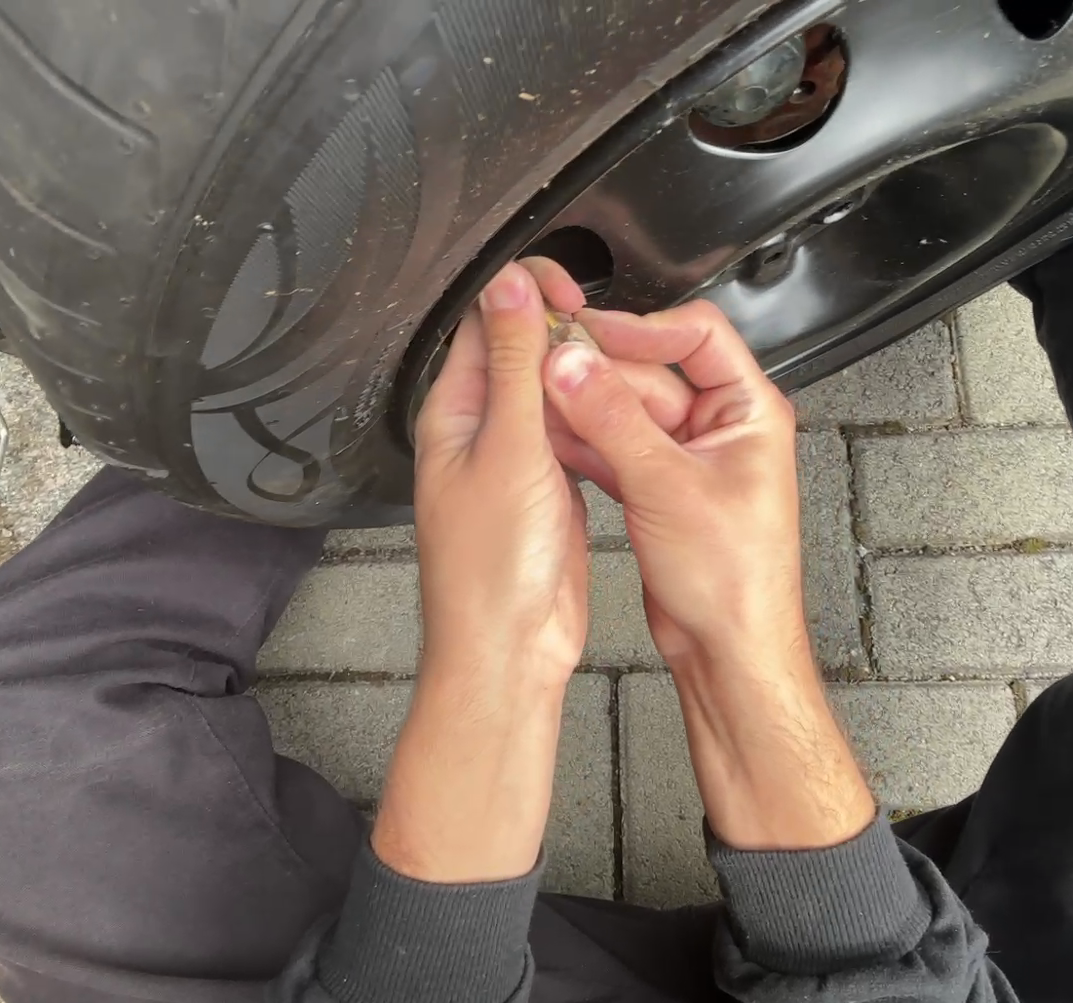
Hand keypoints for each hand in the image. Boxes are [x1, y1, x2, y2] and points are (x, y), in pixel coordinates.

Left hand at [371, 262, 583, 882]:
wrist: (512, 645)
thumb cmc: (492, 566)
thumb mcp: (509, 451)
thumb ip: (513, 366)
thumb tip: (511, 287)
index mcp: (453, 411)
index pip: (483, 321)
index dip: (528, 294)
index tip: (574, 295)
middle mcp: (478, 429)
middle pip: (518, 352)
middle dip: (562, 333)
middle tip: (606, 337)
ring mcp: (514, 459)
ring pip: (548, 392)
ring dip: (580, 376)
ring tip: (619, 374)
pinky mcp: (545, 487)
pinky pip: (567, 434)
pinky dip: (590, 417)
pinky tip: (614, 415)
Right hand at [545, 300, 875, 849]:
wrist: (726, 647)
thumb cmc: (735, 580)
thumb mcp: (668, 488)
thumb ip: (614, 420)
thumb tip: (572, 364)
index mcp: (747, 412)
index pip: (697, 336)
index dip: (641, 327)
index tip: (588, 329)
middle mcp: (719, 429)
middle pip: (650, 375)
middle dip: (598, 372)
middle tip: (545, 366)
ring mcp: (685, 459)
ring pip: (626, 413)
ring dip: (584, 407)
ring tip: (537, 398)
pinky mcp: (657, 489)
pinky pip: (616, 450)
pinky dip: (585, 444)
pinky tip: (550, 439)